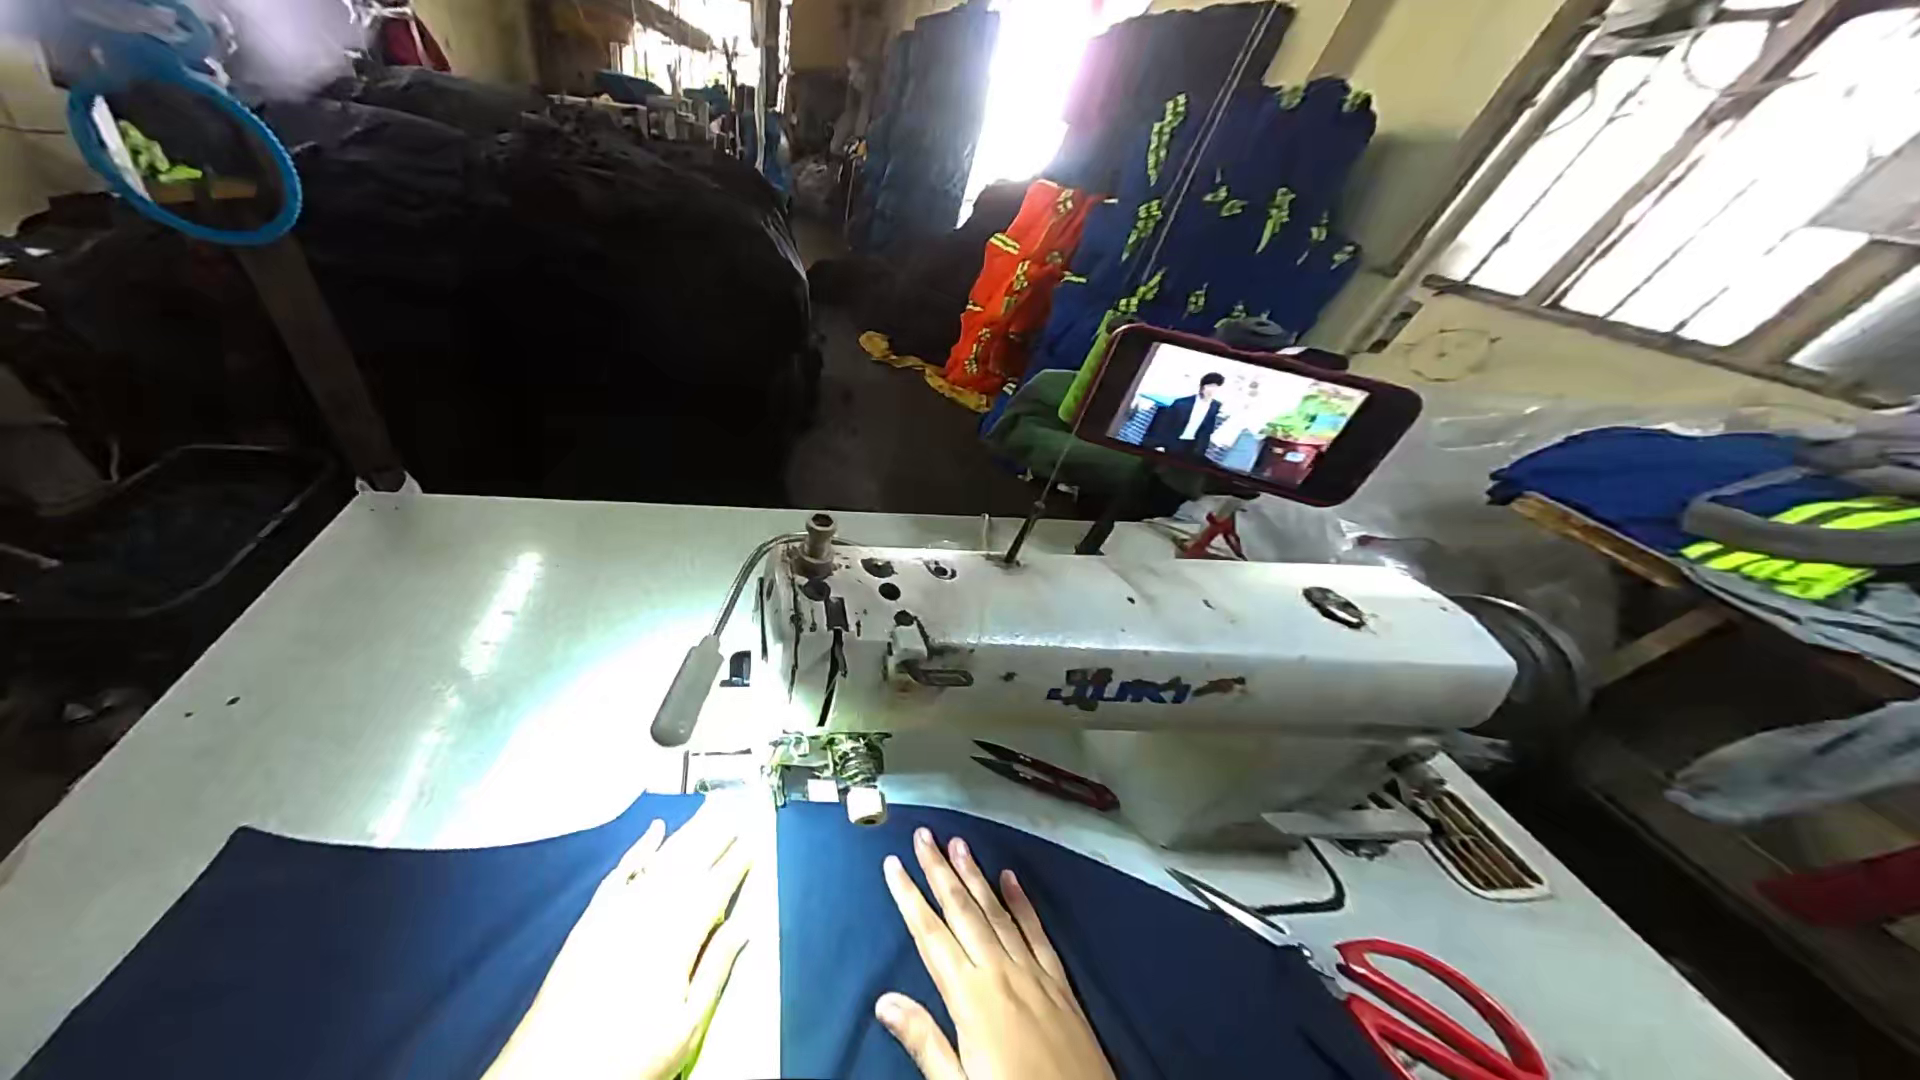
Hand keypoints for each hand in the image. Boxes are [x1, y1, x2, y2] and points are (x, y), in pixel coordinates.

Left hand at [484, 802, 751, 1079]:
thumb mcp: (687, 1025)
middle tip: (735, 812)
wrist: (548, 1074)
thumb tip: (743, 927)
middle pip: (689, 862)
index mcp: (678, 936)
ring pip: (660, 860)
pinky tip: (653, 832)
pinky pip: (620, 873)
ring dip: (686, 833)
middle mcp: (648, 913)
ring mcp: (617, 912)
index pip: (715, 886)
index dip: (736, 862)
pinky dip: (638, 849)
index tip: (753, 842)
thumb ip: (716, 968)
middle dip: (715, 835)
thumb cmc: (626, 1057)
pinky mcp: (591, 919)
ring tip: (707, 810)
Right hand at [877, 827, 1117, 1079]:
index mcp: (971, 997)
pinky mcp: (1058, 982)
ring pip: (996, 911)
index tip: (893, 866)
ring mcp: (1033, 972)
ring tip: (957, 844)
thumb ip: (925, 1041)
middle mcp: (1001, 972)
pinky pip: (1036, 931)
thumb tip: (884, 1001)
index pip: (930, 934)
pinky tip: (1010, 877)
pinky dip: (1021, 902)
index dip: (909, 897)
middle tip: (924, 836)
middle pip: (961, 910)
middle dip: (939, 870)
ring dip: (974, 875)